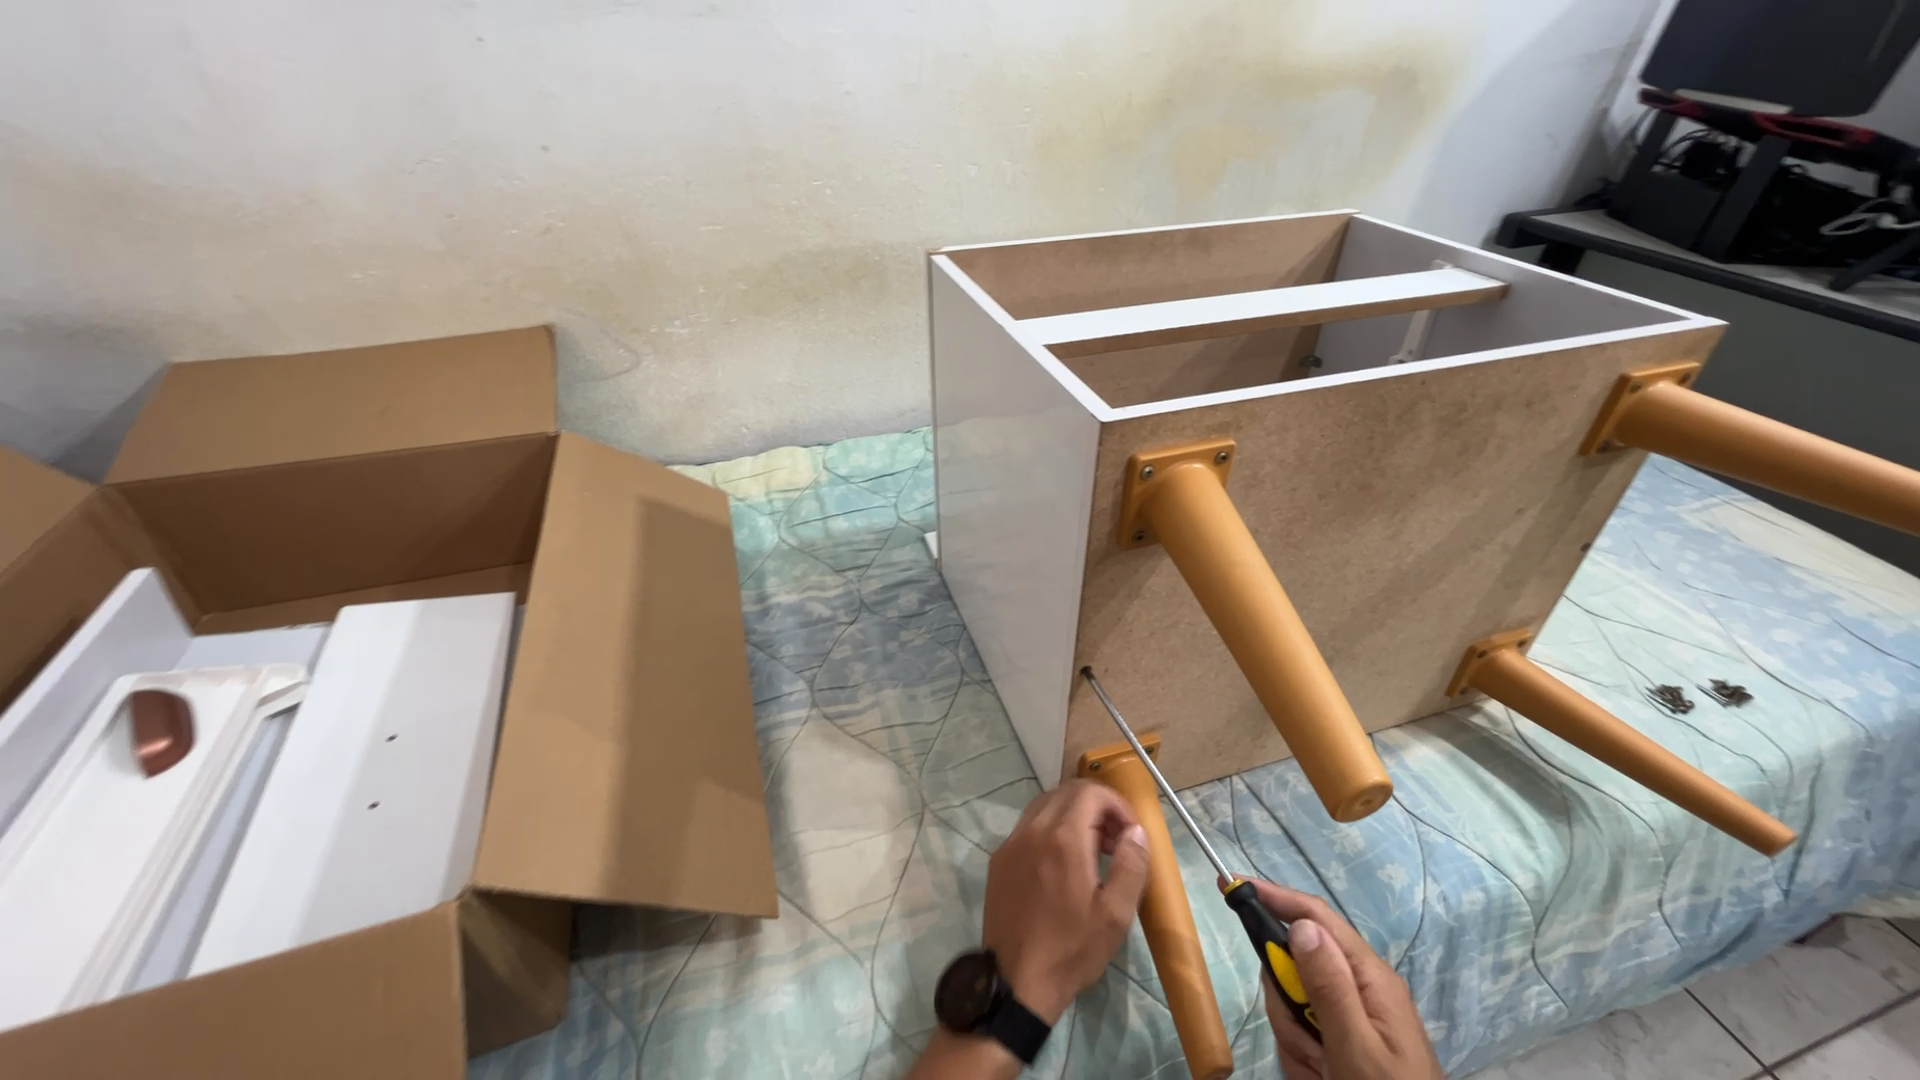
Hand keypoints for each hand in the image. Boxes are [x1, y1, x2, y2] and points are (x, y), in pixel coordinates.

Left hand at [981, 779, 1151, 1022]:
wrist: (1016, 982)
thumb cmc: (1071, 949)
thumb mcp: (1115, 914)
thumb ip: (1131, 865)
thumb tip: (1136, 831)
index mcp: (1062, 838)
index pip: (1091, 793)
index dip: (1117, 805)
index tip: (1130, 835)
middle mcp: (1032, 830)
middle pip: (1067, 792)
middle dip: (1097, 807)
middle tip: (1116, 842)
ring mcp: (1010, 843)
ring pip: (1045, 805)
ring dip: (1073, 815)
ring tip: (1092, 851)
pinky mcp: (999, 859)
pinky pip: (1028, 826)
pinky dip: (1051, 829)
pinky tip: (1063, 864)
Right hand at [1243, 879, 1443, 1079]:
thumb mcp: (1356, 1049)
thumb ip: (1329, 986)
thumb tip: (1302, 923)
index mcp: (1369, 976)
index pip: (1315, 916)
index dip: (1273, 896)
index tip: (1232, 885)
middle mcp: (1361, 984)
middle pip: (1294, 966)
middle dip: (1288, 1006)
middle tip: (1310, 1048)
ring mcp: (1352, 1010)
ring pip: (1292, 1002)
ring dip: (1297, 1039)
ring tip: (1322, 1070)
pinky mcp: (1343, 1034)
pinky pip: (1301, 1030)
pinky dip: (1304, 1055)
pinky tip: (1323, 1074)